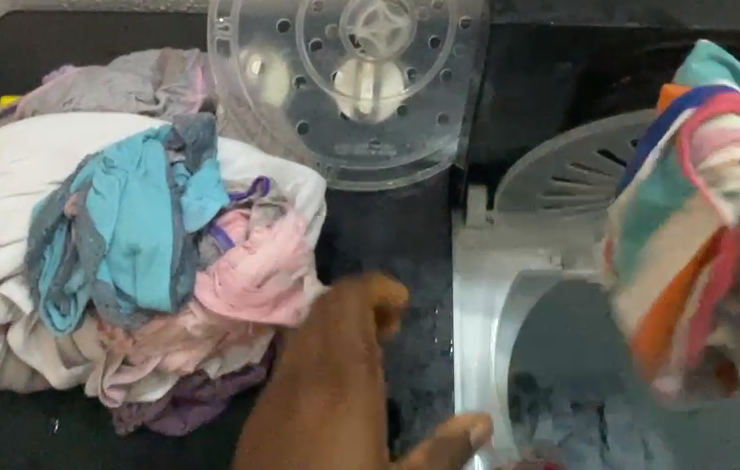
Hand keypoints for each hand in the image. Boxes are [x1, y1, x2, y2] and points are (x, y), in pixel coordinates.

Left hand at [233, 273, 492, 469]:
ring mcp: (274, 395)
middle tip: (393, 327)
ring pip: (304, 332)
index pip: (349, 299)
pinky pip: (288, 363)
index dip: (376, 287)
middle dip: (360, 302)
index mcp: (343, 381)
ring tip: (369, 355)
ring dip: (336, 327)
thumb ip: (443, 452)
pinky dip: (314, 354)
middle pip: (326, 307)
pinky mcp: (257, 419)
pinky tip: (333, 393)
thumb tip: (482, 421)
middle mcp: (304, 375)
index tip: (403, 303)